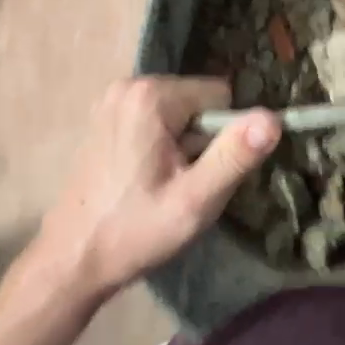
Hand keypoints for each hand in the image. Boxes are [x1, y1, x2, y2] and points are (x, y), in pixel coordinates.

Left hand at [37, 76, 280, 298]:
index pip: (220, 95)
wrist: (71, 260)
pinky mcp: (105, 115)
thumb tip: (273, 118)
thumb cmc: (135, 231)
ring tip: (160, 183)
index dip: (222, 137)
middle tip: (179, 183)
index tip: (199, 173)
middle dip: (200, 139)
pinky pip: (156, 118)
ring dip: (181, 144)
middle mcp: (129, 84)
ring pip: (179, 111)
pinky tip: (142, 178)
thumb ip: (235, 156)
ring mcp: (112, 98)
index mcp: (151, 95)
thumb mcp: (195, 200)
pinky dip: (159, 143)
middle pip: (198, 100)